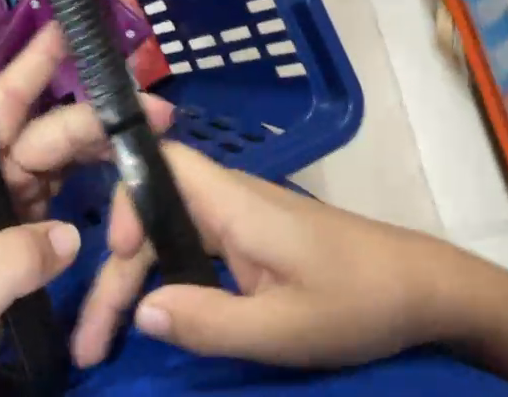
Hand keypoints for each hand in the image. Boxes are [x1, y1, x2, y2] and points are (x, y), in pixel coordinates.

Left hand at [0, 25, 173, 395]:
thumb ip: (8, 263)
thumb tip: (71, 234)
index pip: (2, 108)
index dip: (34, 65)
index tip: (70, 30)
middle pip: (46, 130)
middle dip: (96, 115)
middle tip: (158, 114)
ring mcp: (7, 197)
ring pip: (61, 152)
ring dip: (103, 139)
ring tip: (153, 134)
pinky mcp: (23, 222)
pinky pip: (66, 184)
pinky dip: (97, 172)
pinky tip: (127, 168)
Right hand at [71, 143, 507, 368]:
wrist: (419, 287)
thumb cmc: (356, 301)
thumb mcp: (284, 328)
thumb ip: (211, 321)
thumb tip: (141, 311)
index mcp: (233, 204)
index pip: (163, 166)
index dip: (129, 196)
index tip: (116, 252)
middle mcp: (227, 201)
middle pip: (153, 216)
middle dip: (116, 273)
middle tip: (88, 342)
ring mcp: (237, 221)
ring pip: (167, 237)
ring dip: (132, 284)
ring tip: (102, 341)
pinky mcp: (247, 242)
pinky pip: (189, 251)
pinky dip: (161, 283)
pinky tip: (148, 316)